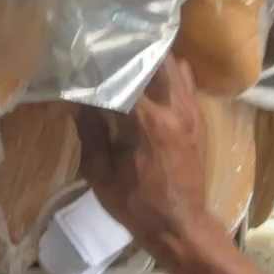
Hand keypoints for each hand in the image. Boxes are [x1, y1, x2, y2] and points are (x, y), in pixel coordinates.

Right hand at [75, 58, 229, 256]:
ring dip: (151, 59)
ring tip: (126, 58)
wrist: (179, 224)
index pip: (121, 77)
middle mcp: (173, 108)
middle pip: (155, 59)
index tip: (80, 61)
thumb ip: (90, 132)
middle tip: (106, 49)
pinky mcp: (196, 118)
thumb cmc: (135, 204)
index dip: (100, 67)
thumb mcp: (100, 173)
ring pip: (175, 66)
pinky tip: (146, 79)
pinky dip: (166, 74)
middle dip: (130, 51)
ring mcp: (190, 111)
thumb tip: (77, 102)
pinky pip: (184, 82)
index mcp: (146, 122)